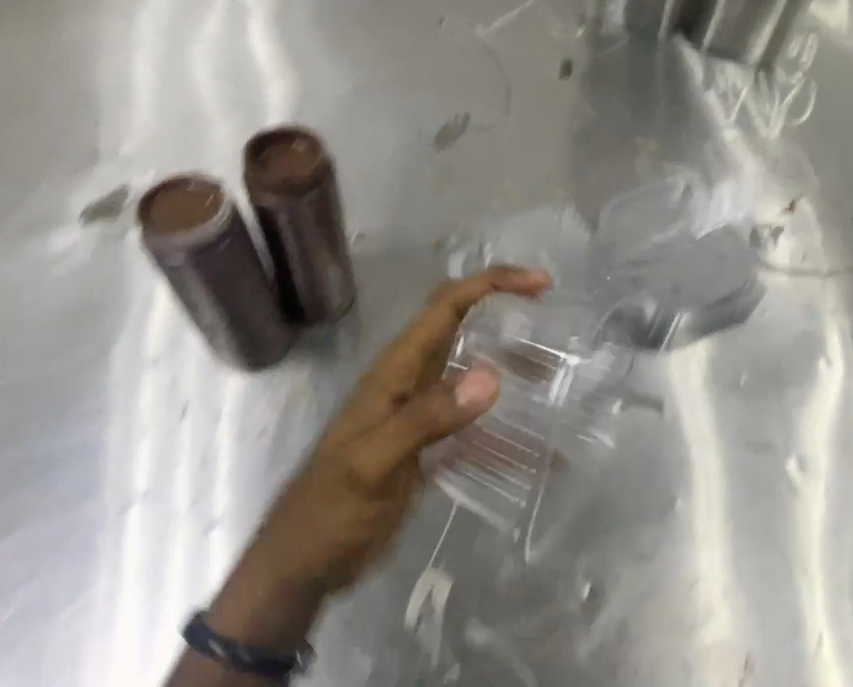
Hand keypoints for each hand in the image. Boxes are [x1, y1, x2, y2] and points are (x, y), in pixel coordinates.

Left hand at [202, 266, 551, 650]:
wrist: (300, 568)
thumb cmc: (328, 512)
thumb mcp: (373, 464)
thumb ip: (427, 419)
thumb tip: (492, 378)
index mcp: (395, 372)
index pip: (446, 306)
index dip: (492, 283)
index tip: (540, 284)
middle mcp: (410, 382)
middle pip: (462, 327)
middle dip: (506, 311)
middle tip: (553, 317)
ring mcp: (419, 415)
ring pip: (471, 372)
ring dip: (510, 366)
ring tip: (553, 377)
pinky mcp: (426, 449)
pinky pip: (472, 425)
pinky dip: (504, 428)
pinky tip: (534, 450)